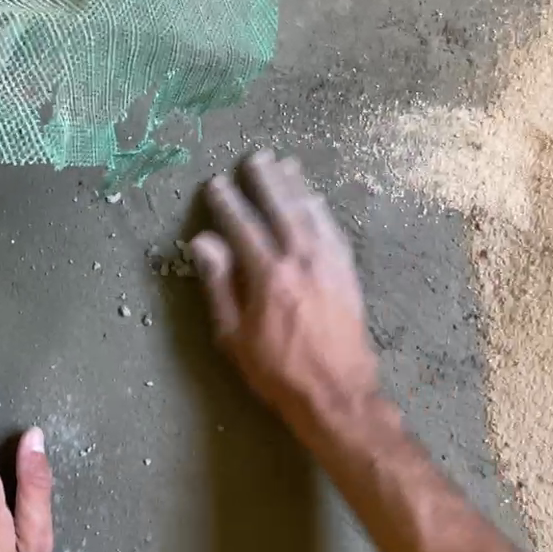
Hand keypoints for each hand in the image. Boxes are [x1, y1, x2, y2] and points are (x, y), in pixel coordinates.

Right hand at [190, 151, 382, 434]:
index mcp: (268, 275)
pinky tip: (314, 198)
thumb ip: (219, 284)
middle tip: (255, 157)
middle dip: (266, 179)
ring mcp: (329, 263)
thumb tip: (203, 241)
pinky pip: (333, 229)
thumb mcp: (233, 334)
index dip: (227, 202)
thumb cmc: (276, 370)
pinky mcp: (348, 272)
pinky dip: (321, 208)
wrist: (337, 394)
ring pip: (310, 212)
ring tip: (284, 163)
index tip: (216, 183)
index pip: (243, 225)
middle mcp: (300, 259)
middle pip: (281, 207)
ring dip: (295, 185)